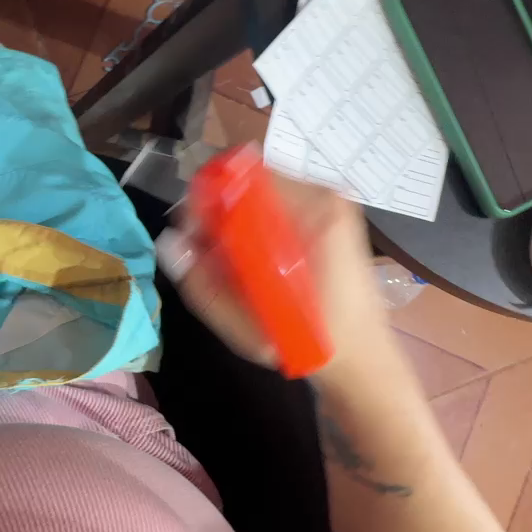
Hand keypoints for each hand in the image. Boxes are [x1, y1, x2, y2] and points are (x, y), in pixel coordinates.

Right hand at [157, 173, 396, 388]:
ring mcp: (331, 205)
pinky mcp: (332, 218)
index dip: (208, 198)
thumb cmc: (307, 341)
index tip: (195, 232)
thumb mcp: (245, 322)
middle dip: (220, 215)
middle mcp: (324, 198)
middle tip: (209, 255)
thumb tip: (169, 242)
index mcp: (312, 212)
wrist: (362, 357)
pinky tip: (257, 263)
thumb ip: (202, 282)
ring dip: (237, 225)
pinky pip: (279, 208)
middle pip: (250, 185)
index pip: (244, 175)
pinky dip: (257, 229)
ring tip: (234, 266)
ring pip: (261, 197)